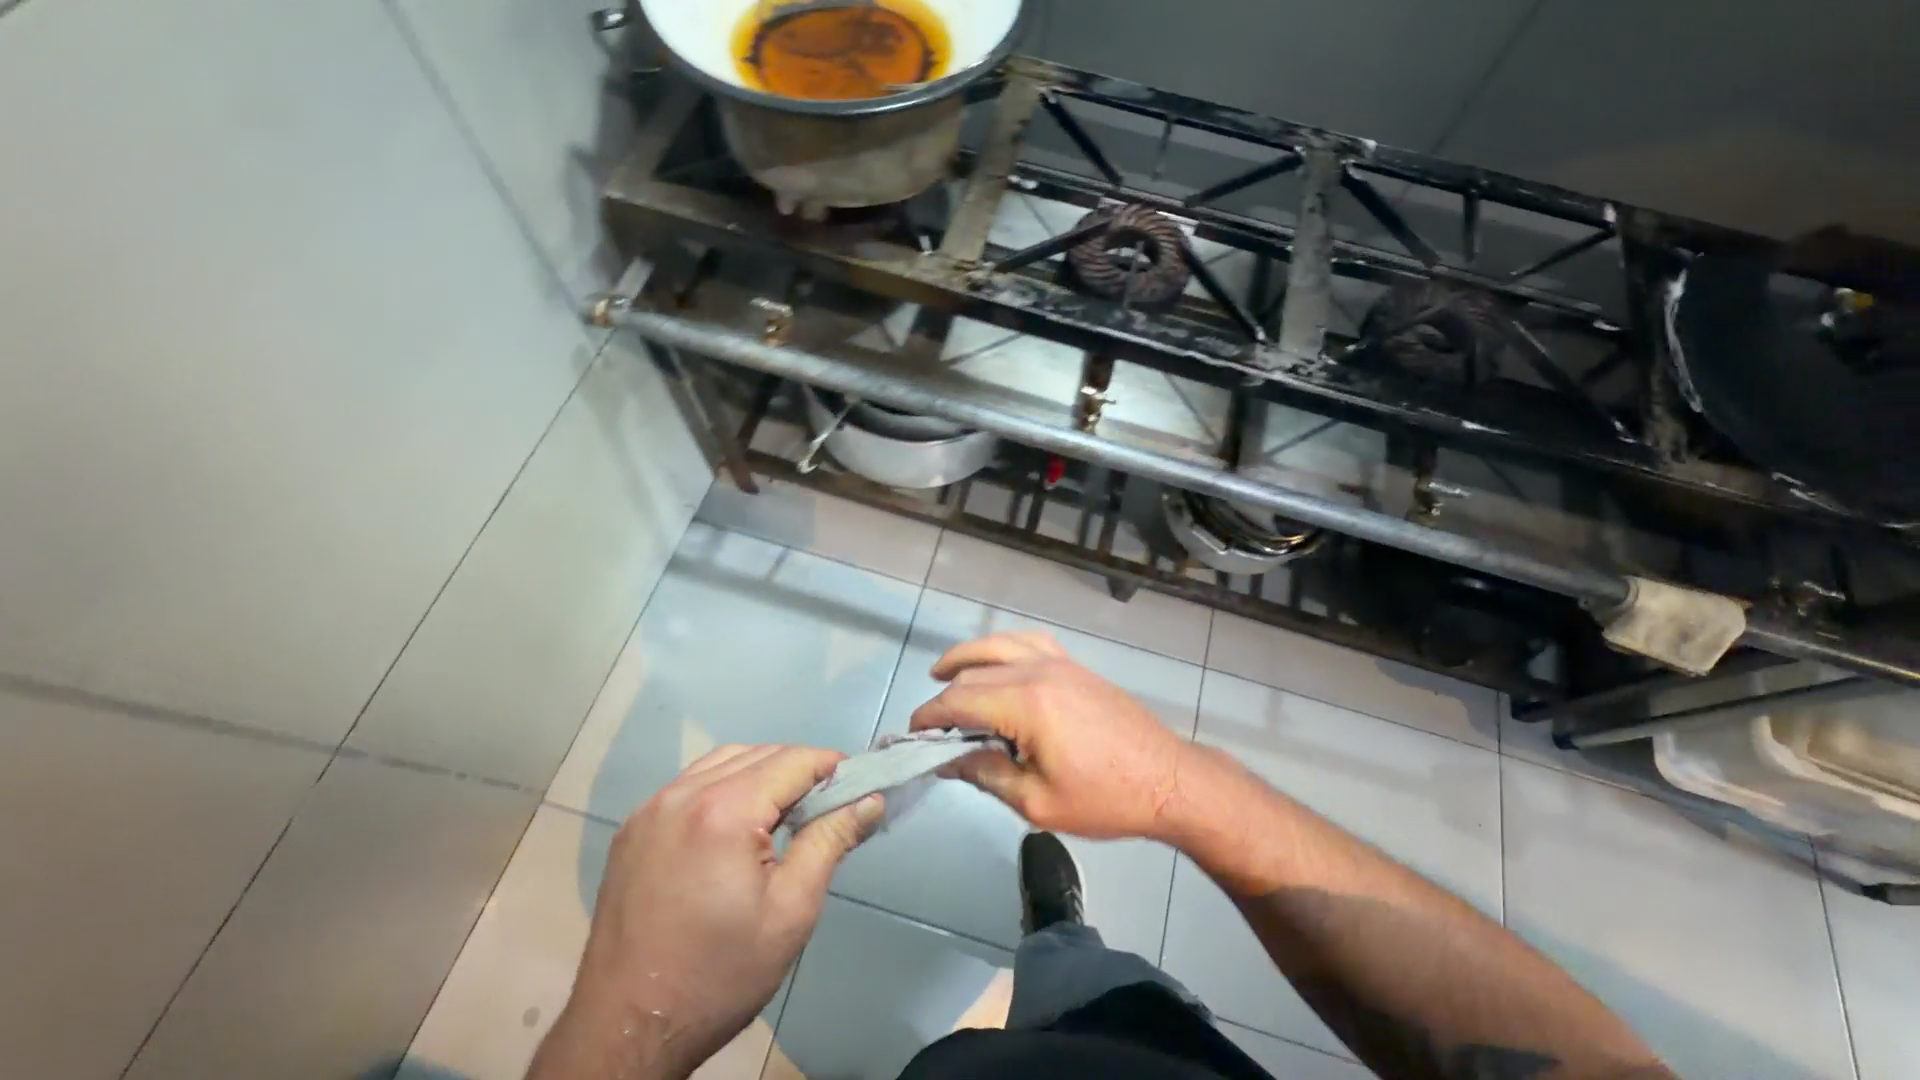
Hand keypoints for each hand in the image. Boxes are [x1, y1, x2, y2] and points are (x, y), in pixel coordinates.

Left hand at [536, 745, 883, 1079]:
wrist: (629, 1026)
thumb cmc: (720, 975)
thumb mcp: (792, 911)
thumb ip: (831, 842)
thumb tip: (870, 800)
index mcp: (724, 811)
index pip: (793, 760)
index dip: (833, 767)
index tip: (859, 789)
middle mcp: (682, 794)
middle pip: (758, 754)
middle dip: (800, 770)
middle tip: (828, 809)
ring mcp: (650, 809)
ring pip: (722, 762)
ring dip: (761, 774)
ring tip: (786, 817)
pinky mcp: (633, 830)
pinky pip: (689, 785)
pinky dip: (724, 788)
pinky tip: (737, 828)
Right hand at [908, 632, 1195, 840]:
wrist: (1169, 781)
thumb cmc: (1105, 799)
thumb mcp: (1037, 802)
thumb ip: (987, 774)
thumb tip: (950, 760)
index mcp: (1027, 704)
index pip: (959, 701)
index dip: (929, 718)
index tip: (912, 738)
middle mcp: (1039, 672)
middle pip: (974, 674)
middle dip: (944, 698)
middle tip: (931, 730)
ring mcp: (1060, 663)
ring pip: (998, 646)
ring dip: (966, 658)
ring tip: (942, 673)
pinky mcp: (1076, 666)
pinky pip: (1030, 642)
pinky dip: (1003, 646)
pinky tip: (995, 661)